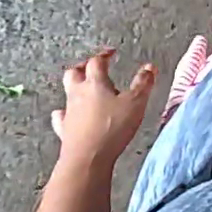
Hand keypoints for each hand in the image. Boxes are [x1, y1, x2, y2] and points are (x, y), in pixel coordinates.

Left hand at [50, 49, 155, 169]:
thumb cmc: (112, 128)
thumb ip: (143, 84)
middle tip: (91, 66)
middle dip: (83, 66)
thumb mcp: (136, 103)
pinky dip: (65, 112)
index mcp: (95, 83)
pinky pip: (61, 116)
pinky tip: (67, 114)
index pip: (97, 62)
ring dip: (75, 87)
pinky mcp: (65, 129)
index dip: (104, 55)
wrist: (88, 158)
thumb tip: (149, 67)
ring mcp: (69, 112)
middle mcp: (78, 94)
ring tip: (83, 88)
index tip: (111, 53)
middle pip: (75, 72)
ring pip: (67, 92)